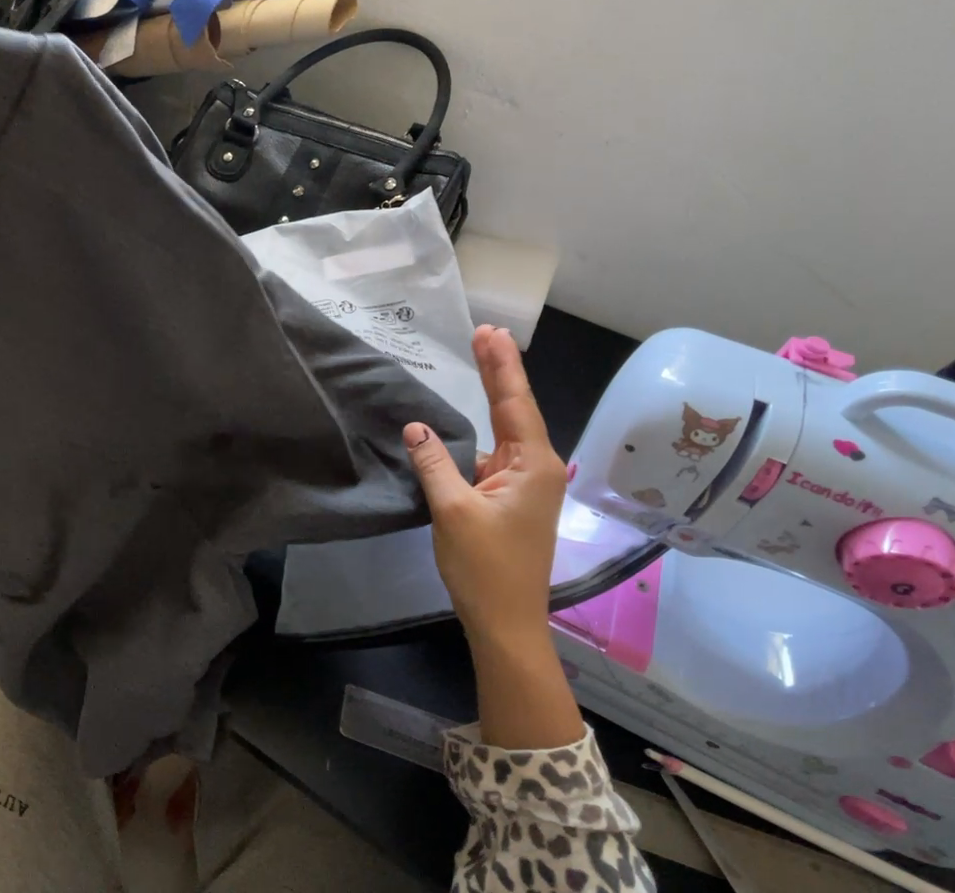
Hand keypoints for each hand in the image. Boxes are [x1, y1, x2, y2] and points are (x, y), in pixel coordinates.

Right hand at [403, 325, 567, 641]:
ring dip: (490, 401)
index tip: (489, 333)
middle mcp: (538, 469)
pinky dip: (477, 436)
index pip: (515, 403)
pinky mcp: (512, 501)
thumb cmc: (484, 566)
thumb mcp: (453, 510)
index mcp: (533, 466)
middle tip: (486, 334)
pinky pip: (493, 457)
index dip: (501, 366)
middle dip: (500, 372)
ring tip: (478, 361)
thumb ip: (435, 463)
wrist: (507, 622)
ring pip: (503, 434)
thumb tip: (417, 427)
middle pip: (515, 410)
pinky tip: (459, 426)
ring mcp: (527, 486)